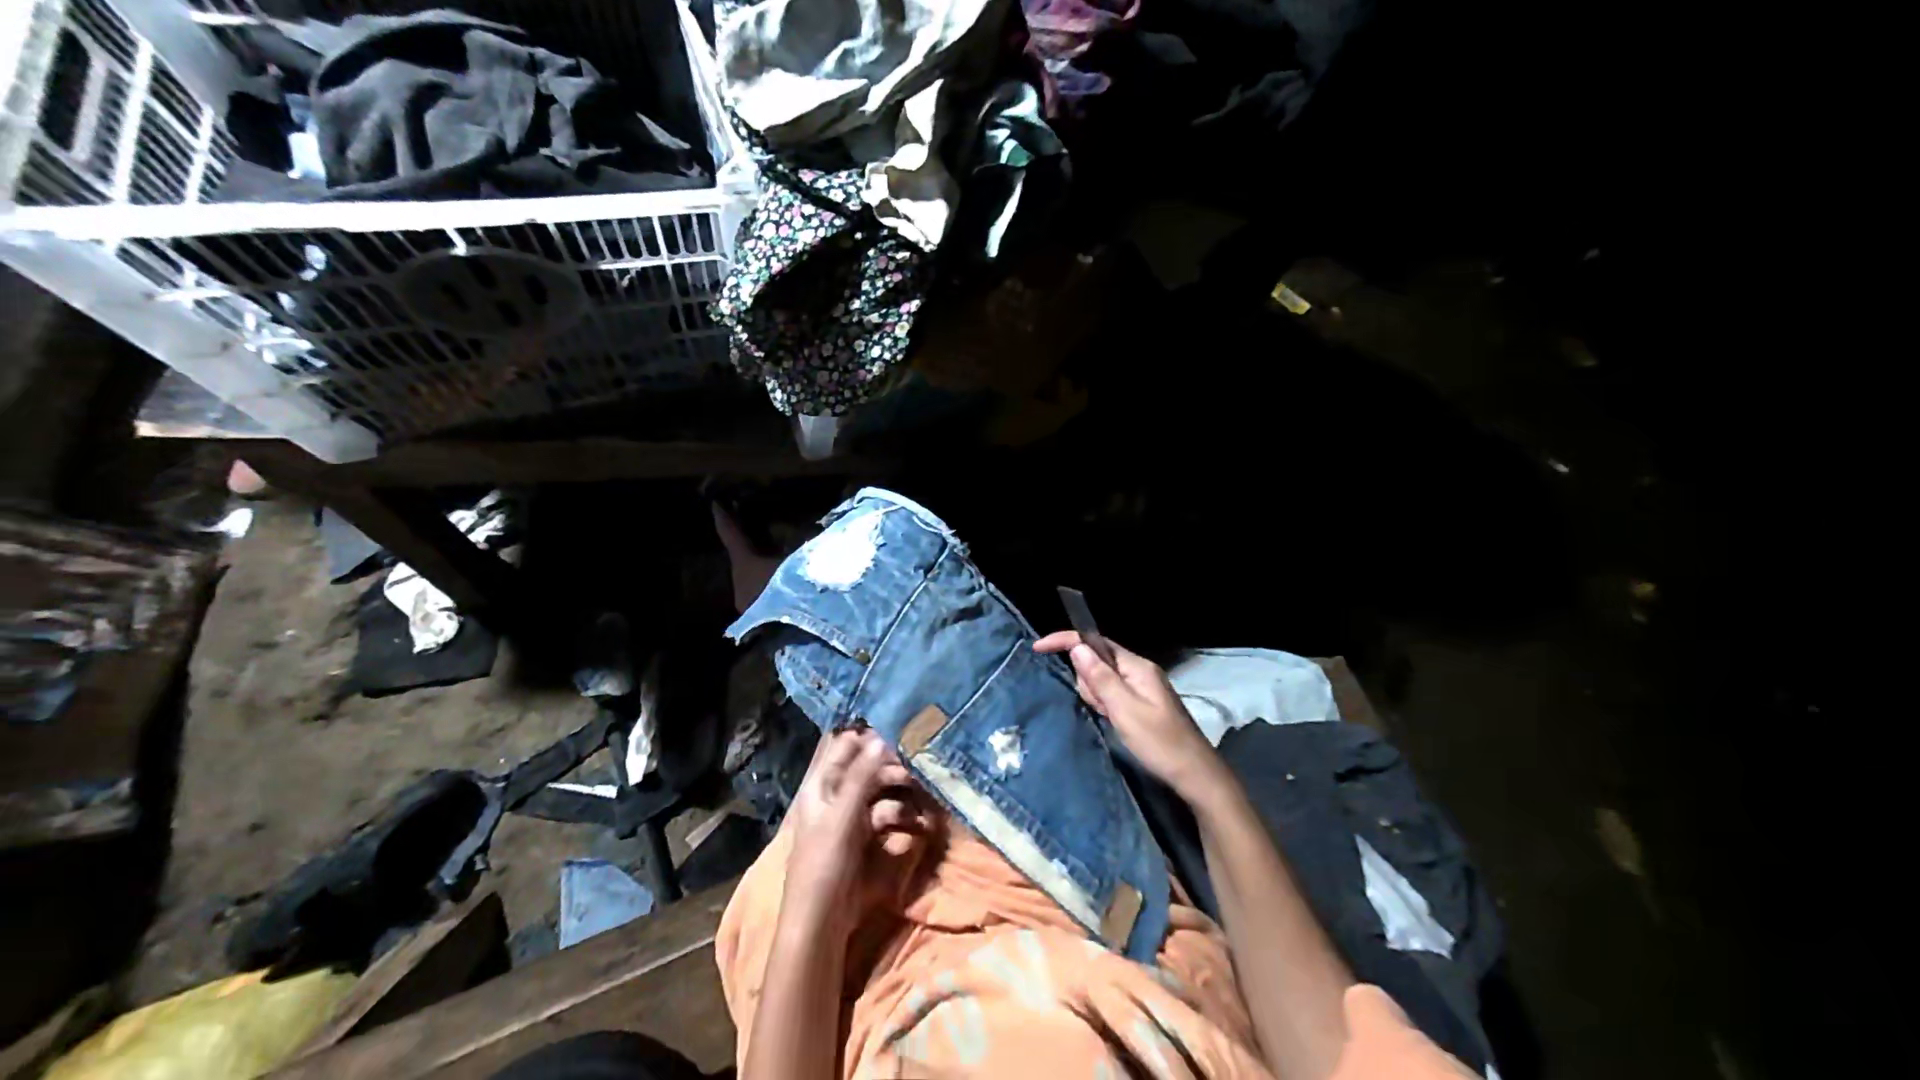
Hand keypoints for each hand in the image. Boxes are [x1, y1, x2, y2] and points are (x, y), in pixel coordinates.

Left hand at [780, 729, 932, 939]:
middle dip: (892, 773)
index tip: (899, 734)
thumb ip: (861, 776)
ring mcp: (853, 820)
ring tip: (919, 810)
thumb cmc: (824, 862)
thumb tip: (880, 739)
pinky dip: (902, 824)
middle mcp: (837, 797)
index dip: (868, 740)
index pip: (844, 749)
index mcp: (822, 786)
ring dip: (901, 801)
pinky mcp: (867, 842)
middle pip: (868, 773)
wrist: (822, 920)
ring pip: (882, 797)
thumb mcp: (842, 815)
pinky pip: (888, 822)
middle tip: (914, 776)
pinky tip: (913, 833)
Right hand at [1034, 632, 1226, 801]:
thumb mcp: (1125, 710)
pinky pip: (1112, 695)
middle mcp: (1140, 671)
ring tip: (1111, 719)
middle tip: (1101, 708)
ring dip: (1098, 697)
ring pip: (1102, 680)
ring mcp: (1142, 688)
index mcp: (1137, 667)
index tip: (1038, 648)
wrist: (1196, 775)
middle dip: (1088, 681)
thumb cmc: (1160, 743)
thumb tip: (1077, 647)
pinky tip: (1114, 722)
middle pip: (1097, 661)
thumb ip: (1100, 678)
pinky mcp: (1142, 704)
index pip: (1095, 642)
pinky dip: (1106, 705)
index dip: (1066, 641)